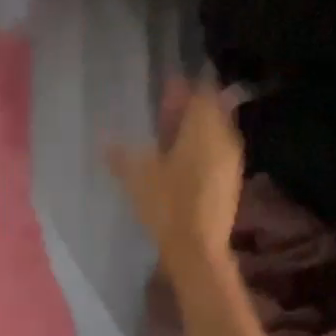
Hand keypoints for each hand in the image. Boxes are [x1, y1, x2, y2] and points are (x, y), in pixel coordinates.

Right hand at [108, 77, 244, 266]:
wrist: (197, 249)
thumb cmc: (167, 206)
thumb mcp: (137, 178)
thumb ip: (122, 155)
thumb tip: (105, 142)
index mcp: (203, 129)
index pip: (202, 92)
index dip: (185, 87)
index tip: (168, 86)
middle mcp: (223, 138)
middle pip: (211, 110)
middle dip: (189, 108)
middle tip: (164, 111)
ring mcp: (231, 161)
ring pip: (214, 132)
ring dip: (195, 130)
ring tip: (168, 137)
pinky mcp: (230, 181)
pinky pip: (215, 152)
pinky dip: (200, 149)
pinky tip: (180, 162)